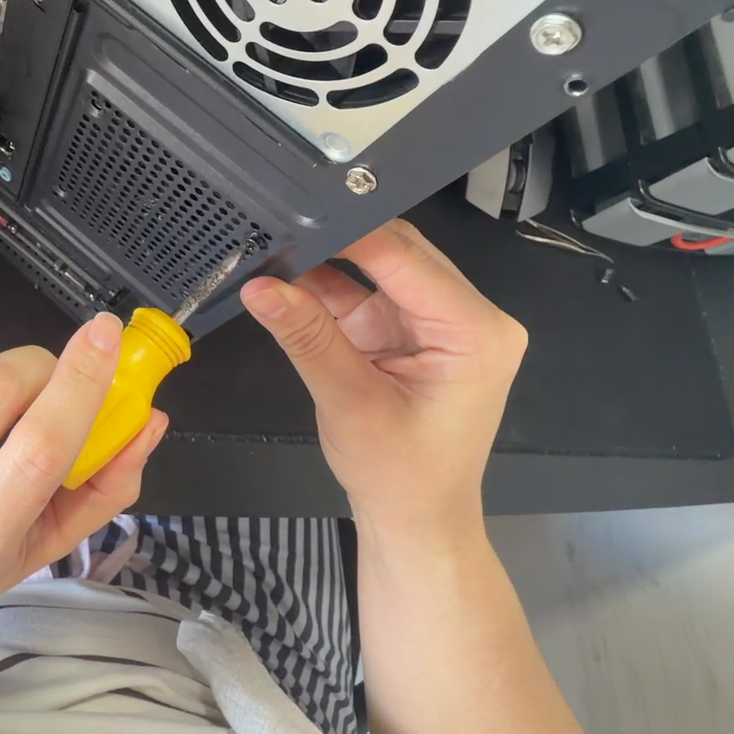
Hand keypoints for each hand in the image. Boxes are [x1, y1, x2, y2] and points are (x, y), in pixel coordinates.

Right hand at [240, 219, 525, 535]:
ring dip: (326, 260)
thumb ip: (306, 339)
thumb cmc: (400, 474)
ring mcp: (431, 321)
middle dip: (337, 239)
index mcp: (475, 331)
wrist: (414, 519)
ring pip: (375, 266)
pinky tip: (285, 276)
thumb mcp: (350, 404)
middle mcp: (463, 315)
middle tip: (277, 223)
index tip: (292, 214)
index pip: (407, 259)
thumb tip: (258, 287)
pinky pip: (360, 292)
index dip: (349, 234)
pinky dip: (323, 287)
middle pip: (397, 252)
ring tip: (273, 246)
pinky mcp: (403, 331)